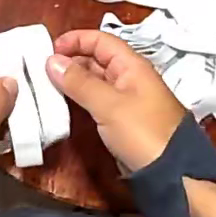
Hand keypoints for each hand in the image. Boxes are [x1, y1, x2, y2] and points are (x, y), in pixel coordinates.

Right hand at [47, 30, 184, 171]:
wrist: (174, 176)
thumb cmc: (143, 132)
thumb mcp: (109, 104)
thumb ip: (79, 82)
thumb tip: (52, 61)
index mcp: (131, 66)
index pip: (101, 41)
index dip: (76, 40)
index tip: (49, 50)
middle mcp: (129, 78)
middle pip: (97, 59)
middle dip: (70, 60)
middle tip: (41, 69)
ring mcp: (126, 101)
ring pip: (95, 81)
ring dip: (73, 81)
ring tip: (46, 86)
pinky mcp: (122, 122)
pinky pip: (96, 101)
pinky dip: (79, 99)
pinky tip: (63, 105)